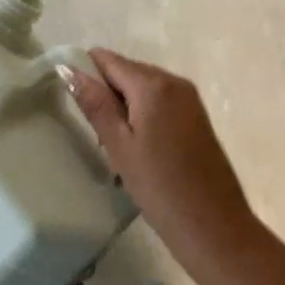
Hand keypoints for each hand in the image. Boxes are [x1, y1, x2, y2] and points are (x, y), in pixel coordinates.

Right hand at [62, 48, 261, 273]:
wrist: (214, 225)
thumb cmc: (160, 188)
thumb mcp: (119, 147)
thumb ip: (96, 105)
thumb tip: (70, 69)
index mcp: (153, 84)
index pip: (108, 60)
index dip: (86, 74)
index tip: (75, 106)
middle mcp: (174, 81)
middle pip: (127, 72)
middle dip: (107, 95)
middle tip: (98, 137)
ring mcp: (189, 98)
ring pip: (143, 89)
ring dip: (124, 109)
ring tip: (117, 148)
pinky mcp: (197, 116)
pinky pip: (160, 102)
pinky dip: (144, 116)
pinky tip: (140, 150)